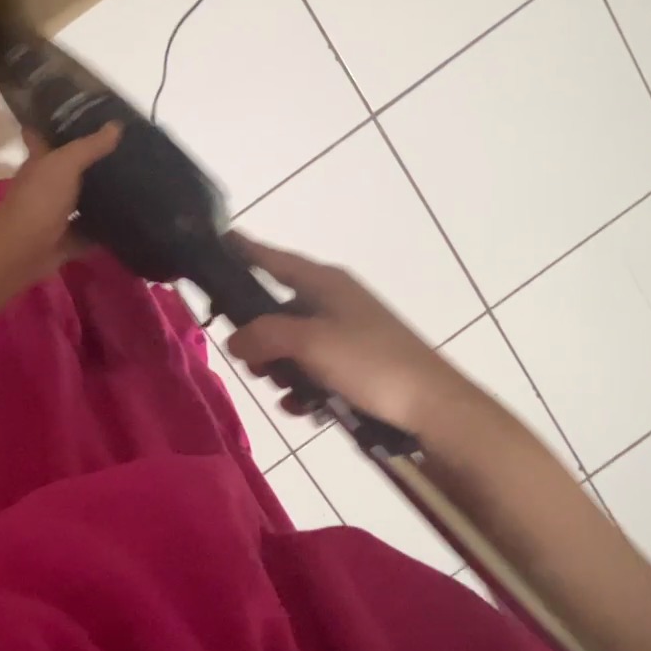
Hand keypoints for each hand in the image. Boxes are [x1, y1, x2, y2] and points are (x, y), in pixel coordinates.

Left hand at [0, 123, 122, 277]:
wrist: (21, 250)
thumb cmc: (39, 199)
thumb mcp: (65, 164)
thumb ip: (90, 146)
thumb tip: (117, 125)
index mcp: (40, 162)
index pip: (45, 136)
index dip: (59, 124)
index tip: (84, 115)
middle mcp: (46, 186)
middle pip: (70, 170)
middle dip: (92, 161)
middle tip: (125, 149)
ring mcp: (55, 215)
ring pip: (81, 202)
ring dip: (101, 197)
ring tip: (135, 183)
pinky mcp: (66, 241)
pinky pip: (89, 234)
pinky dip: (104, 231)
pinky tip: (128, 221)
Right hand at [222, 236, 476, 429]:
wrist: (435, 408)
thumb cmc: (371, 363)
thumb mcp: (309, 344)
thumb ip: (263, 336)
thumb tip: (233, 339)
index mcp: (325, 282)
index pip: (273, 258)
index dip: (243, 250)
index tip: (215, 241)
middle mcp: (333, 299)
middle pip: (277, 307)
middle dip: (257, 335)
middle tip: (249, 362)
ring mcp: (346, 330)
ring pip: (292, 341)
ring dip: (279, 365)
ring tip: (281, 390)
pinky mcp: (356, 361)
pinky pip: (313, 366)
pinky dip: (302, 384)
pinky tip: (301, 408)